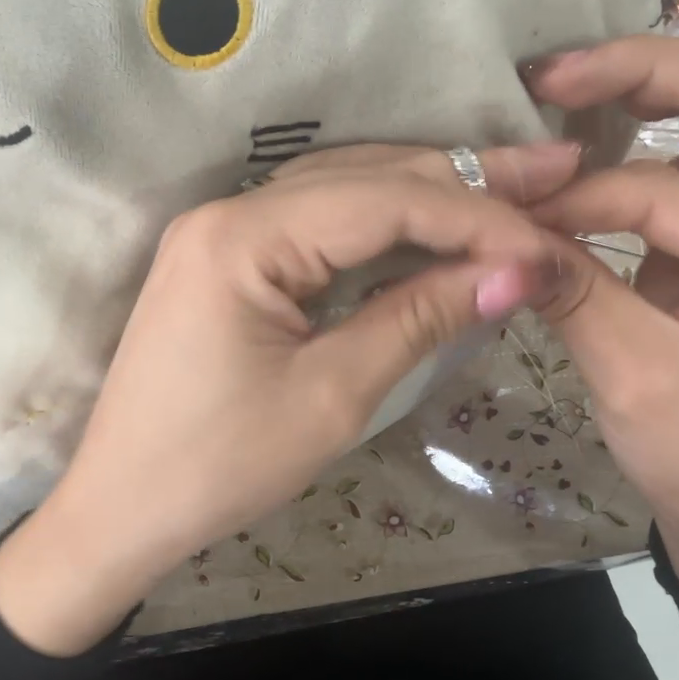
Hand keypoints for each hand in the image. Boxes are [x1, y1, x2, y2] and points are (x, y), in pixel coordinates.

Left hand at [0, 141, 584, 654]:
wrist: (121, 507)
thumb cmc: (219, 466)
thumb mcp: (331, 396)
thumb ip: (419, 317)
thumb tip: (515, 270)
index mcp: (243, 237)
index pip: (384, 200)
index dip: (476, 216)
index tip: (551, 243)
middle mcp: (225, 213)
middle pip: (361, 178)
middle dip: (459, 183)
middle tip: (557, 172)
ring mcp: (215, 234)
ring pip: (336, 193)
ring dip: (420, 196)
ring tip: (510, 192)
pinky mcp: (217, 263)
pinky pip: (308, 226)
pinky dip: (373, 228)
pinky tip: (426, 229)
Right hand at [527, 37, 678, 642]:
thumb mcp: (635, 380)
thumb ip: (572, 293)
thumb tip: (501, 236)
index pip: (665, 188)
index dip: (576, 194)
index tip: (502, 217)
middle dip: (646, 70)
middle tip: (550, 75)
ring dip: (654, 95)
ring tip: (565, 94)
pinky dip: (644, 151)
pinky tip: (586, 156)